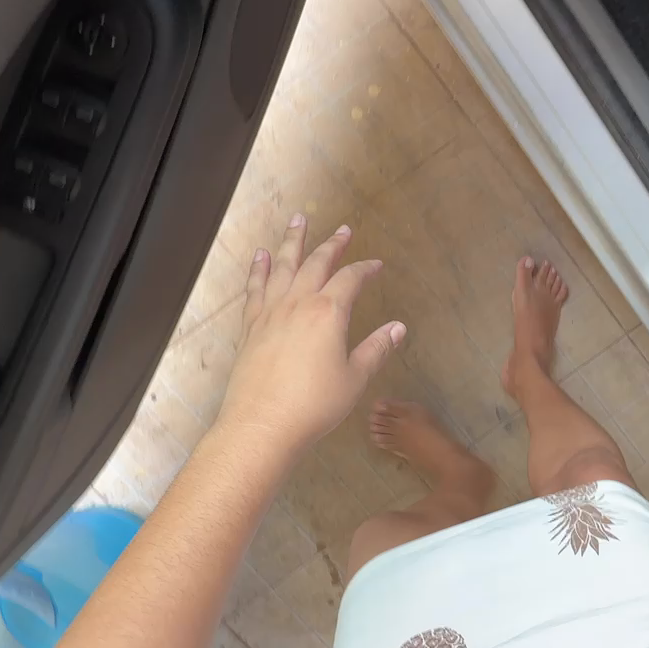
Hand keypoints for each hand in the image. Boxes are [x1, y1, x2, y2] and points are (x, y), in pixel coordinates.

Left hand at [214, 214, 404, 455]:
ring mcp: (270, 313)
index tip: (376, 265)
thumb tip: (398, 327)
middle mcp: (298, 304)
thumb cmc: (314, 404)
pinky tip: (261, 256)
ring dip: (292, 242)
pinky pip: (255, 288)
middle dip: (333, 245)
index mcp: (328, 313)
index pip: (350, 280)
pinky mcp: (250, 327)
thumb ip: (376, 349)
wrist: (261, 426)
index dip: (365, 269)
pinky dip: (259, 269)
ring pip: (283, 267)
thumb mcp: (355, 378)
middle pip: (317, 264)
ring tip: (298, 221)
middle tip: (343, 230)